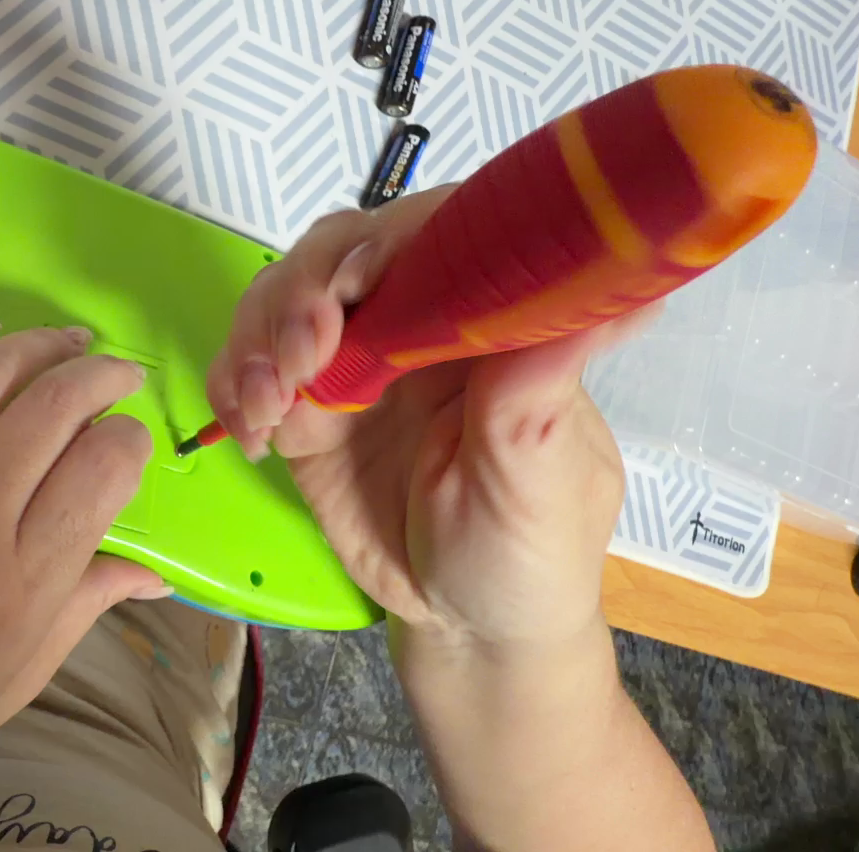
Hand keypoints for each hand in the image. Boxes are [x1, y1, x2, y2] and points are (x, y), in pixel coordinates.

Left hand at [0, 323, 164, 796]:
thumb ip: (90, 601)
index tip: (128, 436)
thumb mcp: (23, 669)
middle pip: (53, 407)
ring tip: (65, 339)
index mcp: (23, 578)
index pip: (103, 469)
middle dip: (101, 375)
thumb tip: (158, 574)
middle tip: (116, 372)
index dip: (130, 439)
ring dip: (37, 345)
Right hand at [206, 190, 643, 647]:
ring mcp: (346, 363)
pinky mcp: (299, 404)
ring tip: (262, 414)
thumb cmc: (525, 555)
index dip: (383, 240)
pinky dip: (230, 386)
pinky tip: (246, 432)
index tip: (353, 287)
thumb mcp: (539, 484)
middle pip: (333, 255)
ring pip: (275, 304)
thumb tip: (629, 291)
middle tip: (297, 364)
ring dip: (253, 344)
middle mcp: (409, 326)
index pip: (432, 236)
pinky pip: (245, 368)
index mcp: (482, 323)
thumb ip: (537, 393)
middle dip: (298, 297)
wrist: (458, 622)